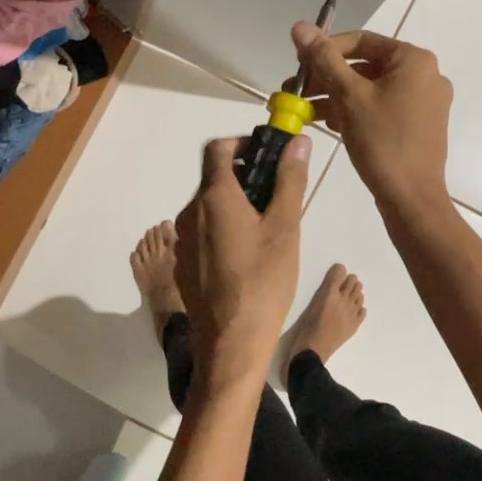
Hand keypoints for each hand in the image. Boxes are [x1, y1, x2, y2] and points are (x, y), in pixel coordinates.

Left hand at [174, 133, 311, 382]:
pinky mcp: (184, 264)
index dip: (243, 144)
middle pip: (215, 179)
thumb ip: (290, 179)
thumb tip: (297, 141)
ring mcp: (184, 240)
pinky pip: (204, 234)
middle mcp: (191, 212)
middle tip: (277, 200)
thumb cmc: (263, 279)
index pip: (218, 148)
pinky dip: (224, 232)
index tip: (268, 158)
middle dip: (245, 180)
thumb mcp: (285, 226)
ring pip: (210, 209)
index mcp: (214, 196)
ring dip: (235, 208)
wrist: (231, 339)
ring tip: (266, 233)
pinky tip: (246, 258)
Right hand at [289, 21, 451, 210]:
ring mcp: (424, 102)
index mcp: (413, 60)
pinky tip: (328, 123)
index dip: (324, 50)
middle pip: (365, 65)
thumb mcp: (348, 97)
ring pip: (370, 89)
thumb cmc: (382, 142)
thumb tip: (300, 26)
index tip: (297, 66)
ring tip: (303, 110)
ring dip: (336, 96)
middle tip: (294, 91)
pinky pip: (381, 107)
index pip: (360, 41)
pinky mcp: (419, 125)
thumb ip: (323, 59)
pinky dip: (355, 111)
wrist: (411, 198)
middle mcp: (425, 75)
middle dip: (326, 77)